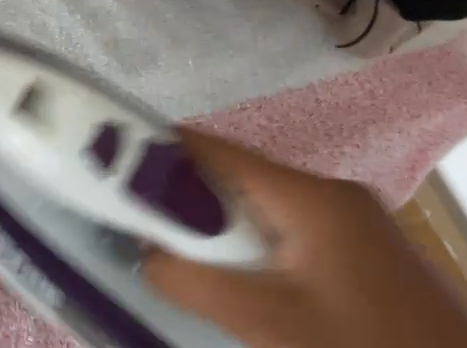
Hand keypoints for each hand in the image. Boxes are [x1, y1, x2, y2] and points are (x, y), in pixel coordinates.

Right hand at [146, 130, 466, 347]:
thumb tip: (135, 247)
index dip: (146, 153)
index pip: (202, 145)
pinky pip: (282, 228)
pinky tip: (238, 279)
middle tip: (138, 226)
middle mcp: (329, 191)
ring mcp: (353, 221)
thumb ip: (184, 277)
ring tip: (181, 256)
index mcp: (306, 191)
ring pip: (252, 204)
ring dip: (213, 227)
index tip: (102, 173)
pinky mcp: (364, 253)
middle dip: (178, 198)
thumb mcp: (264, 321)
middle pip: (225, 173)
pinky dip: (247, 244)